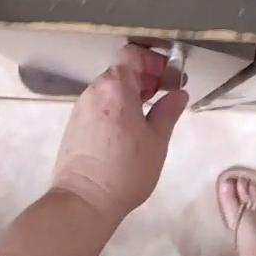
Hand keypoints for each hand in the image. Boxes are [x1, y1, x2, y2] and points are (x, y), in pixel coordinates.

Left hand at [51, 44, 189, 221]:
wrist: (83, 201)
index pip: (132, 54)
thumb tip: (179, 93)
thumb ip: (168, 112)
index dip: (153, 59)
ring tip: (151, 109)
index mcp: (116, 87)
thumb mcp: (156, 142)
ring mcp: (82, 105)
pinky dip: (117, 103)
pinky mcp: (75, 122)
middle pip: (121, 69)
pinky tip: (130, 124)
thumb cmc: (126, 170)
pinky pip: (100, 101)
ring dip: (132, 90)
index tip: (171, 75)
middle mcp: (95, 89)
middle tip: (167, 91)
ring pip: (110, 86)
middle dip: (146, 75)